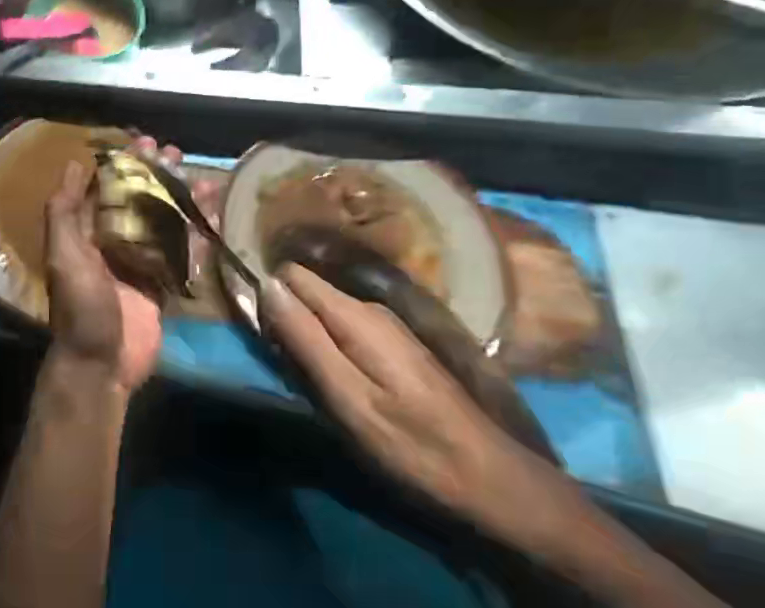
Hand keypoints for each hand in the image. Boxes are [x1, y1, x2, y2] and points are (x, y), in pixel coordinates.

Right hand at [257, 264, 577, 541]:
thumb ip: (304, 338)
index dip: (268, 301)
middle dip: (287, 326)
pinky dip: (331, 356)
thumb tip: (266, 283)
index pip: (291, 275)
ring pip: (324, 316)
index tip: (265, 343)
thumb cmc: (413, 446)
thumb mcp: (346, 398)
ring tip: (315, 392)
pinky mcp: (400, 352)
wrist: (498, 489)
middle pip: (306, 295)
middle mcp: (371, 310)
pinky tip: (344, 394)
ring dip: (308, 345)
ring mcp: (390, 330)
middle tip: (292, 377)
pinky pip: (346, 335)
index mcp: (355, 316)